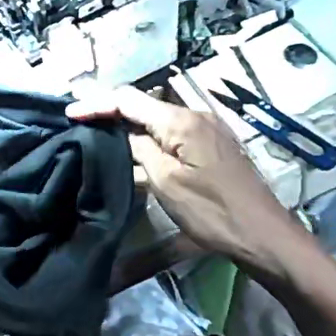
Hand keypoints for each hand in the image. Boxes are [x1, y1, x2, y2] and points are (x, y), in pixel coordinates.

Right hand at [67, 84, 314, 279]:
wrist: (265, 236)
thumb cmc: (213, 211)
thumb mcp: (166, 182)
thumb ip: (139, 150)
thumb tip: (124, 134)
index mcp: (181, 120)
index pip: (128, 99)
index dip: (96, 104)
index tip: (69, 114)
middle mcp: (195, 115)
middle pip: (143, 103)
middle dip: (110, 110)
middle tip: (80, 122)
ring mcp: (207, 128)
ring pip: (157, 117)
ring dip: (129, 123)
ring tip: (99, 133)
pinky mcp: (212, 144)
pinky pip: (171, 130)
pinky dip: (148, 134)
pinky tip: (133, 147)